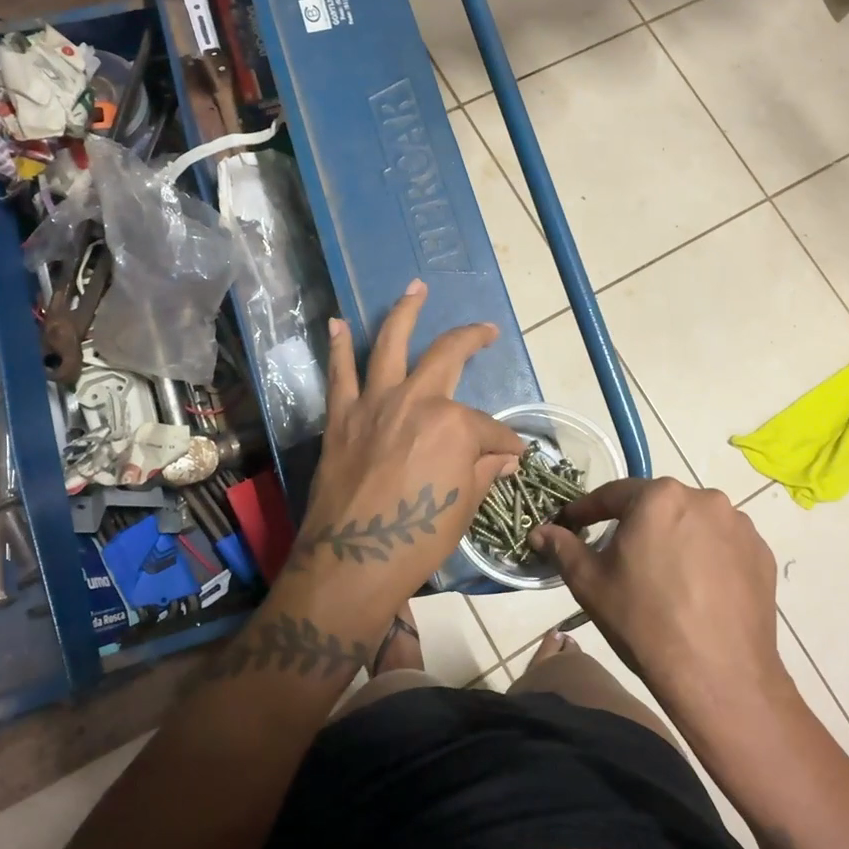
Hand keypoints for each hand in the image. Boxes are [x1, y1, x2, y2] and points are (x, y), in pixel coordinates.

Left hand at [289, 280, 525, 611]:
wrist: (351, 561)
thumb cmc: (417, 539)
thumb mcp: (464, 506)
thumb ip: (484, 470)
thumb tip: (505, 456)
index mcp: (454, 424)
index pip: (490, 429)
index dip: (505, 445)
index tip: (512, 457)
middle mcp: (416, 400)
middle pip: (447, 357)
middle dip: (472, 339)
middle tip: (486, 330)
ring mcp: (374, 403)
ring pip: (390, 343)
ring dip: (405, 311)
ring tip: (415, 287)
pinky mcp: (341, 417)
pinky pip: (339, 373)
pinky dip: (338, 346)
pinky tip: (336, 322)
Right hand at [531, 479, 789, 714]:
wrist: (719, 676)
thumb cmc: (644, 622)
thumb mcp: (590, 584)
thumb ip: (563, 548)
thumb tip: (540, 531)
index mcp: (658, 497)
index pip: (613, 494)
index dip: (588, 511)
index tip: (572, 525)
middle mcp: (703, 498)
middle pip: (657, 506)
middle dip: (636, 525)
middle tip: (619, 557)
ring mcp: (739, 525)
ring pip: (693, 523)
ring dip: (674, 539)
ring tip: (662, 576)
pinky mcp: (762, 554)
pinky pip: (722, 545)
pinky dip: (706, 558)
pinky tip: (696, 590)